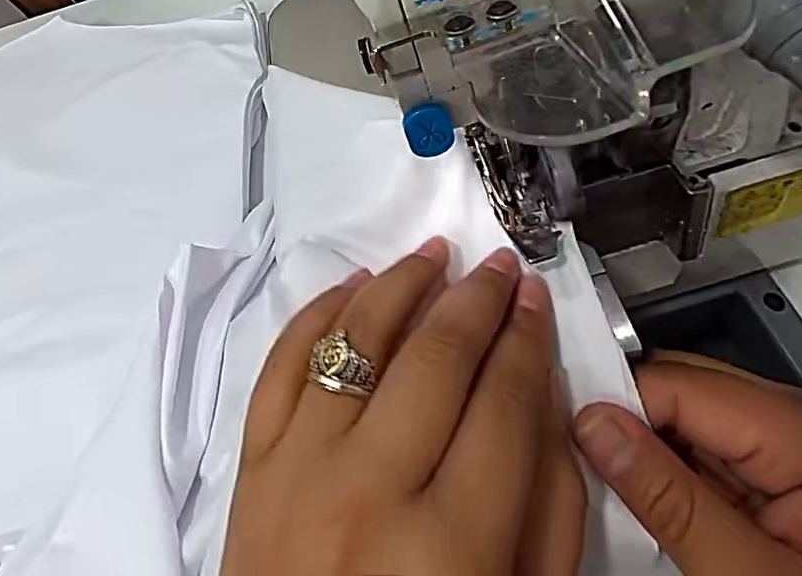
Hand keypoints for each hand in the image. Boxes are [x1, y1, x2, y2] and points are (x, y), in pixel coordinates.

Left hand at [223, 239, 585, 575]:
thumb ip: (549, 507)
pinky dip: (319, 311)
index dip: (526, 338)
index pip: (502, 403)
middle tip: (495, 266)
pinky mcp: (251, 463)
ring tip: (432, 255)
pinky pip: (283, 362)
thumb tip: (542, 392)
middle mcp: (368, 494)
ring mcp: (298, 470)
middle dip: (476, 299)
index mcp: (449, 548)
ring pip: (356, 339)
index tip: (533, 298)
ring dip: (400, 284)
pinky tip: (355, 286)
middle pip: (436, 358)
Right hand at [573, 353, 801, 574]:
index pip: (674, 382)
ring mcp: (798, 454)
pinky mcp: (790, 483)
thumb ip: (674, 501)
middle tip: (590, 471)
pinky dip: (676, 478)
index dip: (617, 407)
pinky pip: (710, 455)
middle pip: (680, 389)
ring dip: (650, 455)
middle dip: (631, 426)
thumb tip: (597, 424)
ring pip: (689, 421)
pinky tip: (663, 514)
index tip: (572, 437)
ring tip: (625, 501)